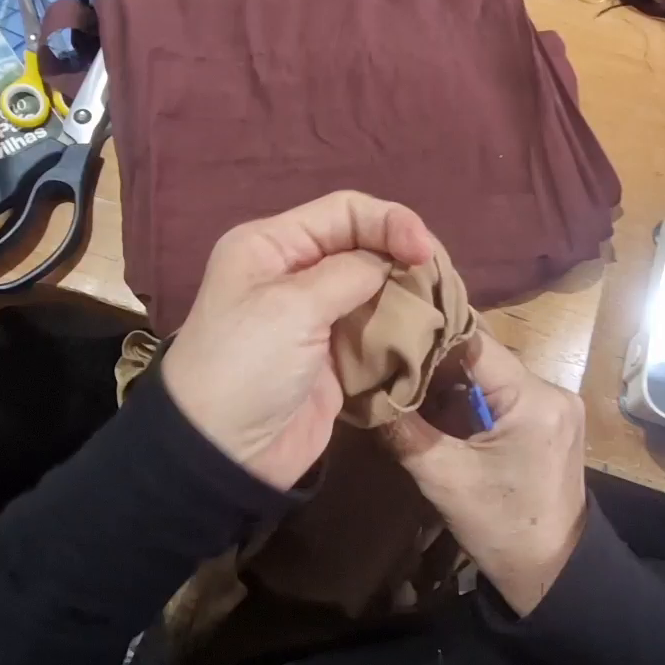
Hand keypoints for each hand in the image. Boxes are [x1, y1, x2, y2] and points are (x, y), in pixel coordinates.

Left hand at [162, 191, 435, 489]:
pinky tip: (425, 331)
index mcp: (272, 245)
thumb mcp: (292, 307)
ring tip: (440, 304)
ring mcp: (314, 316)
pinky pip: (375, 328)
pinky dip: (401, 328)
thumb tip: (392, 260)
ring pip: (374, 287)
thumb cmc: (248, 366)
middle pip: (362, 245)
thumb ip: (349, 273)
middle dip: (402, 255)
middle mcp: (293, 272)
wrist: (224, 453)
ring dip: (406, 294)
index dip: (390, 221)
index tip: (425, 251)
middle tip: (440, 278)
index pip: (343, 211)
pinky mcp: (334, 355)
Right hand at [382, 331, 587, 615]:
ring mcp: (555, 404)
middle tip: (392, 348)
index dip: (434, 328)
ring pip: (492, 374)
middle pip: (485, 355)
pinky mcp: (550, 420)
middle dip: (439, 355)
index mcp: (534, 399)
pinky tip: (438, 402)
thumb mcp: (444, 479)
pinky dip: (471, 396)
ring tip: (408, 373)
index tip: (394, 319)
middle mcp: (553, 390)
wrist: (553, 573)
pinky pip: (503, 394)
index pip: (476, 341)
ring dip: (453, 378)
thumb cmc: (501, 527)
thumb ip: (404, 430)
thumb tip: (364, 389)